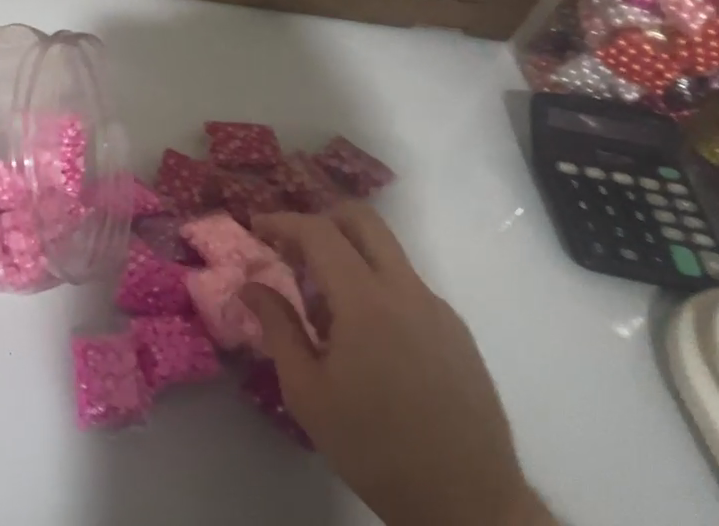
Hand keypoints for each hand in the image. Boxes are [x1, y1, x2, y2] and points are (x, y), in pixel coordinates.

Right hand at [241, 204, 551, 525]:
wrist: (467, 500)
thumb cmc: (373, 447)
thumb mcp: (307, 392)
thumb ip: (278, 328)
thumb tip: (251, 286)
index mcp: (367, 301)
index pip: (320, 232)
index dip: (283, 221)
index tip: (256, 227)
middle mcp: (407, 290)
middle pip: (364, 221)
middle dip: (321, 220)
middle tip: (291, 250)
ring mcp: (438, 309)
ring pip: (387, 253)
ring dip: (348, 257)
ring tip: (321, 310)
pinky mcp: (456, 331)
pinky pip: (407, 287)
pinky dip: (374, 287)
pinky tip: (362, 340)